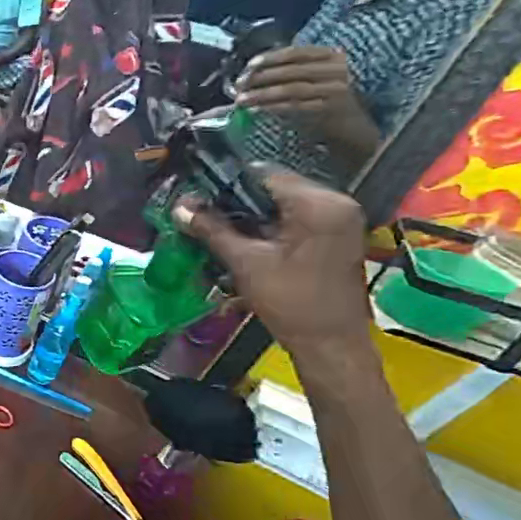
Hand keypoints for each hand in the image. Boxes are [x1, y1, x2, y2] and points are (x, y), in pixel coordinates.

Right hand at [172, 167, 370, 352]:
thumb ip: (213, 230)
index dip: (227, 185)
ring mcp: (340, 220)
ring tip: (219, 231)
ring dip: (251, 216)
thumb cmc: (290, 302)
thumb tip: (180, 208)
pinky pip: (296, 220)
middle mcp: (336, 203)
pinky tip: (246, 244)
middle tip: (203, 217)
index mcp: (319, 204)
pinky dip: (269, 228)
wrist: (330, 343)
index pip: (264, 175)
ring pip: (283, 205)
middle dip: (237, 202)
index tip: (198, 200)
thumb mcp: (246, 263)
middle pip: (274, 189)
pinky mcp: (336, 236)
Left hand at [236, 46, 369, 128]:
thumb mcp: (310, 80)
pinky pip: (295, 106)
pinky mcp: (328, 108)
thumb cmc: (321, 99)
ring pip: (291, 88)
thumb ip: (286, 74)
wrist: (348, 124)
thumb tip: (248, 76)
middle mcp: (336, 69)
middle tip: (239, 86)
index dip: (271, 57)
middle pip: (291, 70)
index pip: (297, 52)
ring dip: (262, 94)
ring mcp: (335, 88)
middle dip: (261, 77)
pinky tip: (256, 110)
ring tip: (241, 100)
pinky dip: (272, 107)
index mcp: (330, 56)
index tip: (250, 66)